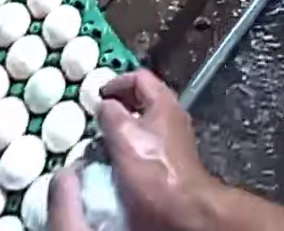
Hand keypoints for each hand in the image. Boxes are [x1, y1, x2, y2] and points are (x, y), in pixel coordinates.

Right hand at [49, 70, 224, 230]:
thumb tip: (104, 105)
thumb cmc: (155, 171)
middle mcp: (172, 113)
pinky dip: (133, 140)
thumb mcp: (124, 137)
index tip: (99, 93)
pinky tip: (121, 157)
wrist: (184, 207)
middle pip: (144, 96)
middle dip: (121, 102)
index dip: (117, 82)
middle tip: (101, 113)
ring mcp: (174, 136)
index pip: (139, 77)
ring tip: (106, 136)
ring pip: (146, 119)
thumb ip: (111, 115)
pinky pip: (149, 139)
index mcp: (163, 101)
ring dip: (125, 123)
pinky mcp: (172, 158)